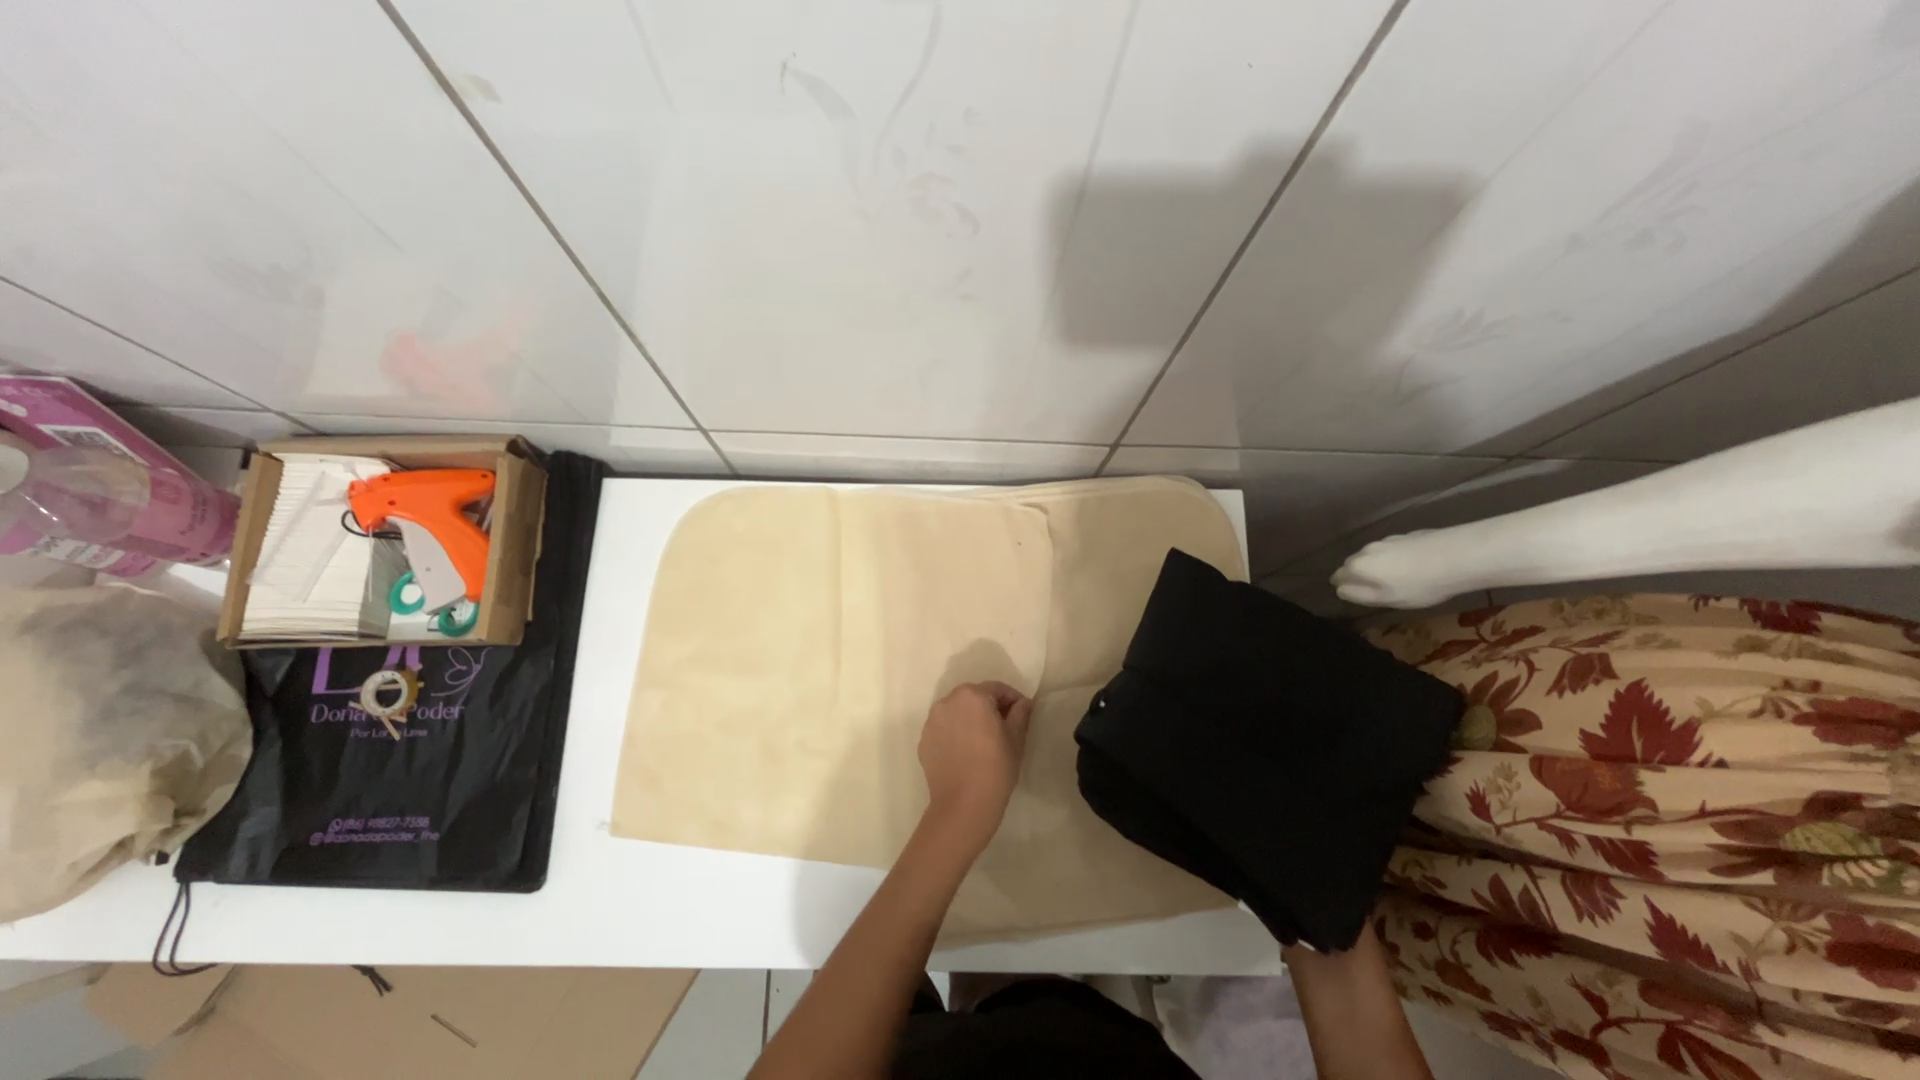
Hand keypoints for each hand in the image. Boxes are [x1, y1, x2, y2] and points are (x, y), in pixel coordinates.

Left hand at [918, 681, 1032, 851]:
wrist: (963, 804)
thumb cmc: (996, 766)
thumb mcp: (1015, 738)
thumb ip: (1020, 713)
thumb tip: (1023, 703)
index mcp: (972, 696)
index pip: (997, 689)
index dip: (1013, 699)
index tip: (1022, 714)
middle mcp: (947, 702)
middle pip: (973, 697)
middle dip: (989, 707)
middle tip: (1004, 727)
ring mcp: (931, 722)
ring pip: (956, 713)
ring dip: (970, 719)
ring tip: (983, 741)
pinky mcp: (923, 742)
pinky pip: (944, 730)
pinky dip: (955, 734)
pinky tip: (966, 753)